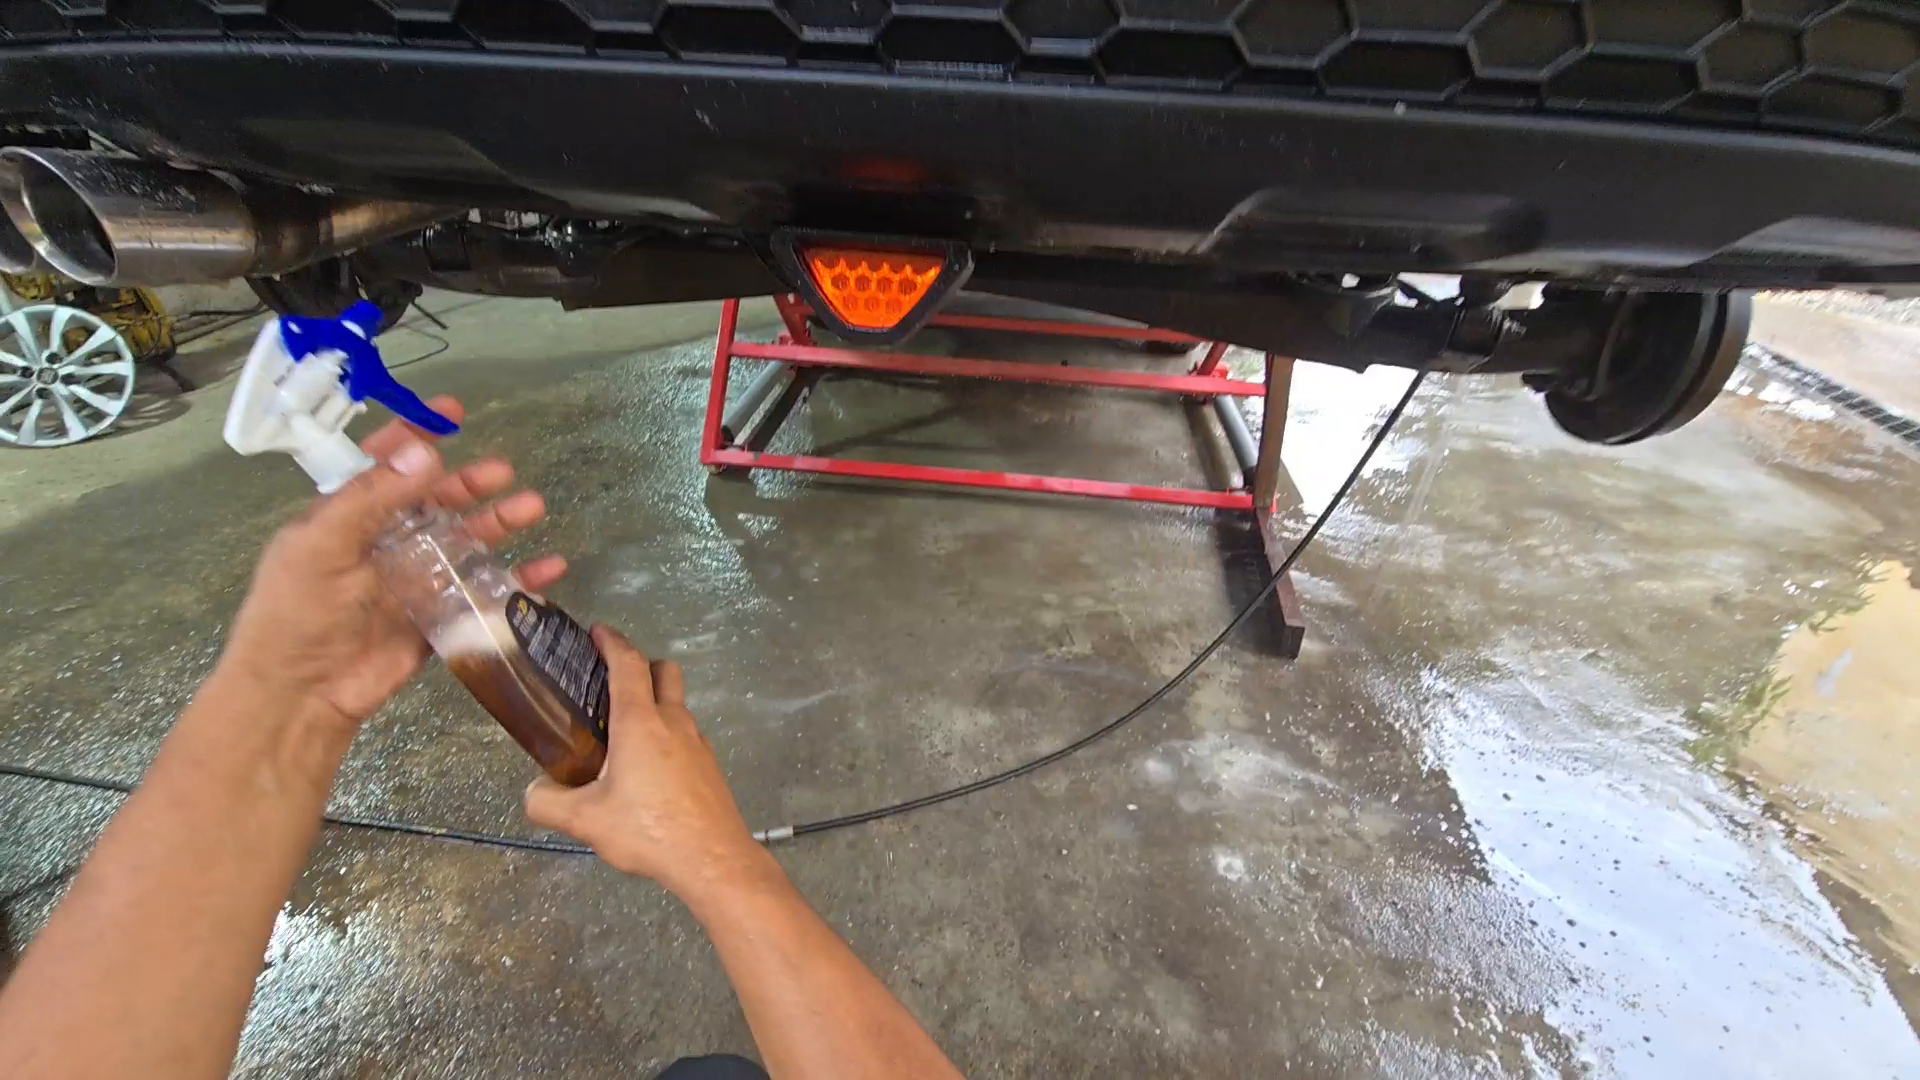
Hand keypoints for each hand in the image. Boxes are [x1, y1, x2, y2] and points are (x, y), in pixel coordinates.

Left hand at [218, 396, 566, 731]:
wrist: (304, 694)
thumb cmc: (298, 614)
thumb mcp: (322, 547)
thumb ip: (372, 498)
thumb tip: (426, 450)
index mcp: (351, 517)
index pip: (385, 464)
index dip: (416, 434)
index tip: (452, 413)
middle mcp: (390, 541)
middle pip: (440, 500)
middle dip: (472, 482)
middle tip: (503, 473)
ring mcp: (421, 577)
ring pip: (472, 539)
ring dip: (502, 521)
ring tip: (533, 508)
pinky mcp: (447, 612)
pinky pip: (492, 587)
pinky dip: (524, 577)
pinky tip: (551, 567)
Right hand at [524, 626, 766, 898]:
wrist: (711, 855)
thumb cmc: (647, 829)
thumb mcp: (584, 820)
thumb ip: (548, 803)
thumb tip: (534, 791)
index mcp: (641, 722)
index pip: (629, 665)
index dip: (613, 642)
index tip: (599, 632)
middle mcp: (674, 721)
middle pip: (664, 671)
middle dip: (641, 665)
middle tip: (612, 681)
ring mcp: (697, 739)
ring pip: (677, 703)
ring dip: (654, 702)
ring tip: (622, 730)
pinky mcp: (708, 762)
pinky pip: (685, 733)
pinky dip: (666, 732)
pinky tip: (647, 766)